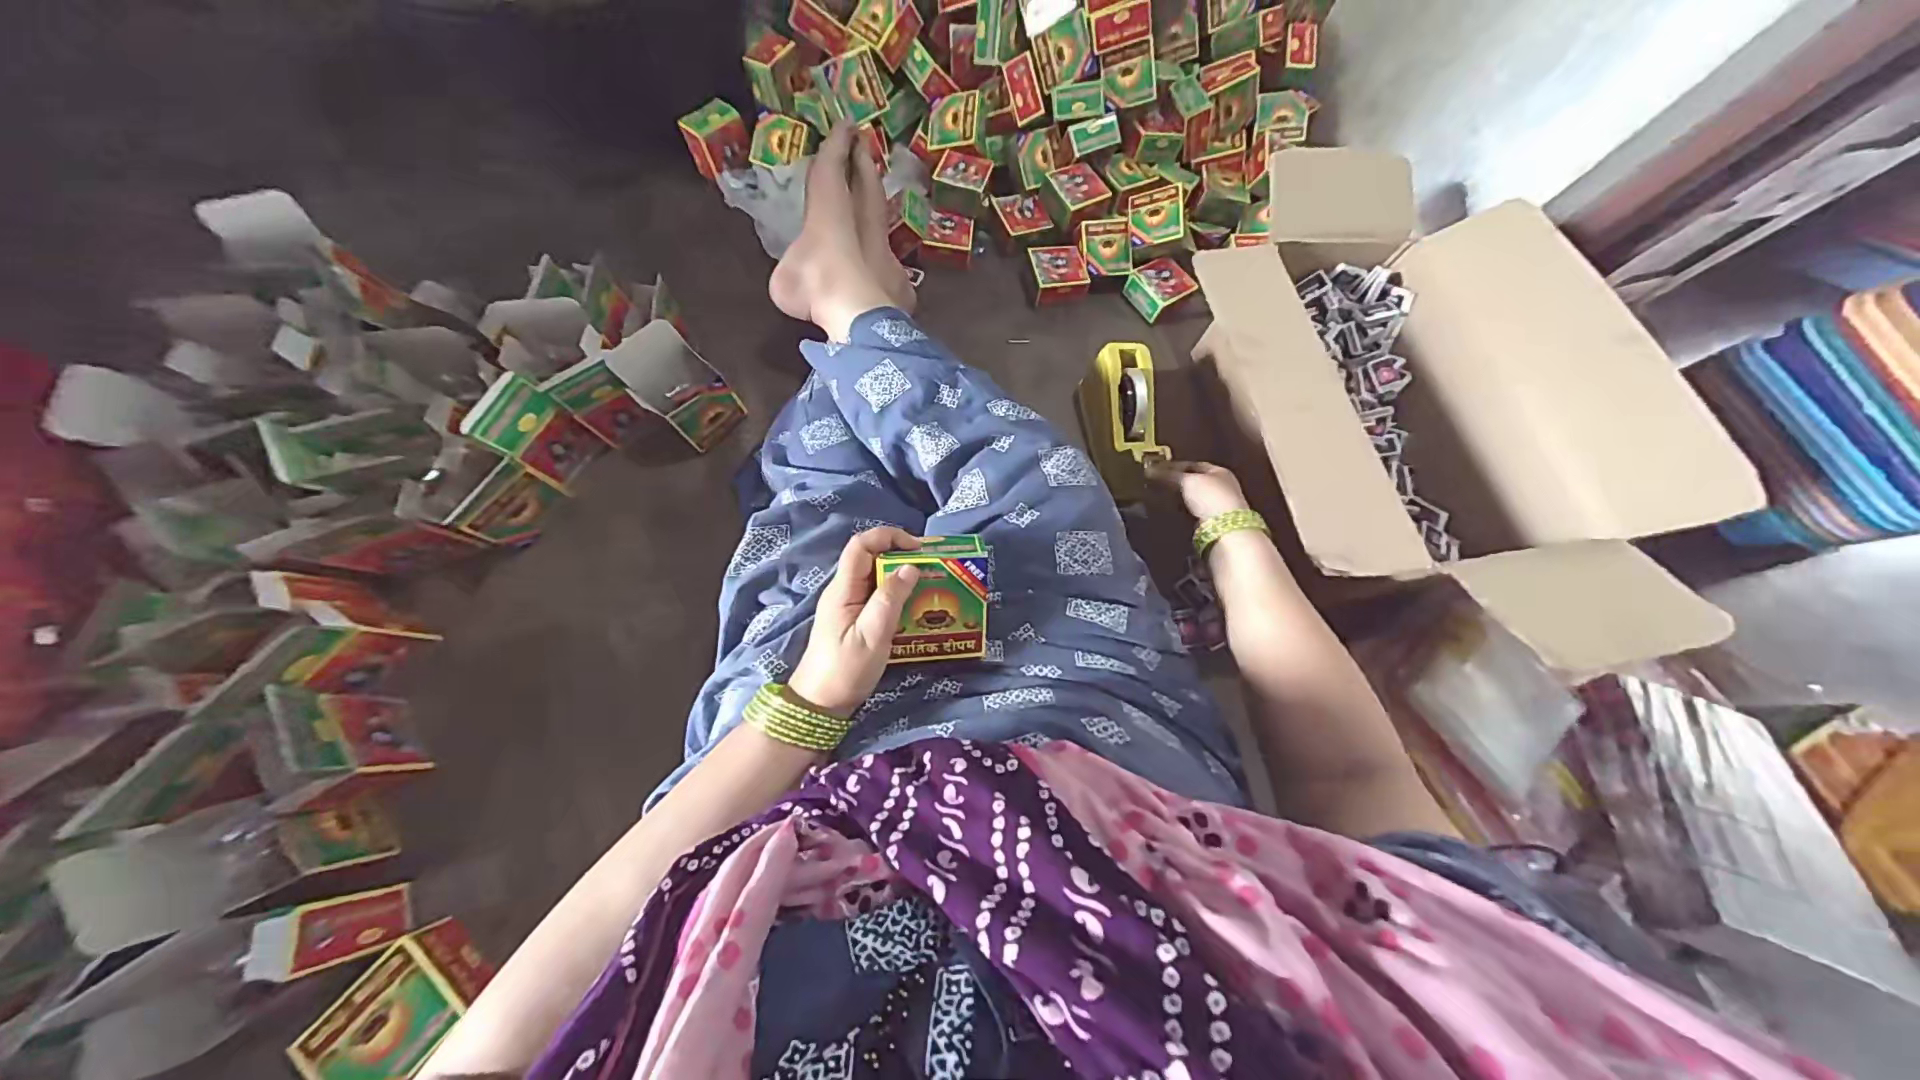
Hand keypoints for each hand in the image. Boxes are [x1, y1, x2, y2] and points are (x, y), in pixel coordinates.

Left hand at [787, 528, 921, 718]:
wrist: (819, 704)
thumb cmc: (845, 670)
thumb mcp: (873, 635)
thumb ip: (890, 599)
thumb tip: (911, 567)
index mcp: (843, 589)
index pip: (862, 545)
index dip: (889, 537)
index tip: (918, 548)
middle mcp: (844, 591)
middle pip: (871, 558)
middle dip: (902, 555)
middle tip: (933, 566)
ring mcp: (848, 605)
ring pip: (876, 577)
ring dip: (902, 576)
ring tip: (930, 585)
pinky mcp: (854, 620)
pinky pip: (877, 596)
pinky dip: (897, 595)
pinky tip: (916, 607)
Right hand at [1146, 460, 1249, 520]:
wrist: (1225, 530)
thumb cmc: (1210, 497)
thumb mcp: (1187, 481)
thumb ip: (1169, 474)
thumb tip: (1149, 469)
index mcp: (1220, 472)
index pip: (1193, 464)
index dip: (1175, 465)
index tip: (1157, 468)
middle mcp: (1221, 487)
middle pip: (1193, 481)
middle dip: (1175, 482)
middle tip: (1154, 482)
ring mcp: (1217, 505)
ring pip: (1191, 498)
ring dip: (1177, 498)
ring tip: (1158, 497)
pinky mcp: (1211, 522)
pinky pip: (1191, 512)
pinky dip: (1180, 511)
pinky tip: (1169, 511)